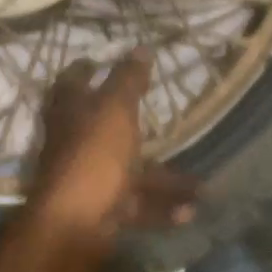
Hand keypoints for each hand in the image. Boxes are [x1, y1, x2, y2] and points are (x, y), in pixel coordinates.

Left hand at [28, 50, 196, 242]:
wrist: (75, 224)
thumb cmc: (93, 155)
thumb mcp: (114, 109)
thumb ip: (128, 80)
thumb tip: (140, 47)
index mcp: (69, 110)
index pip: (72, 80)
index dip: (84, 69)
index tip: (98, 60)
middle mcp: (73, 141)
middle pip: (99, 125)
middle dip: (127, 120)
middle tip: (157, 113)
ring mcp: (85, 177)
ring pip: (126, 169)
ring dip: (161, 176)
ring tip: (202, 181)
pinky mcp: (100, 210)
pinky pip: (135, 204)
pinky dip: (160, 207)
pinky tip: (190, 211)